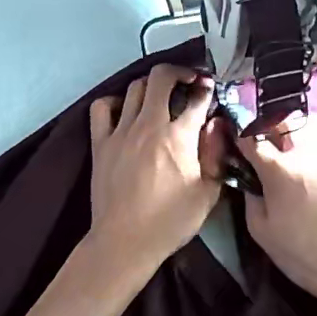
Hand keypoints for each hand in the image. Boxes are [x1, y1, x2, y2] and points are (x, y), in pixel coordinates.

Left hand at [87, 64, 228, 276]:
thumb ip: (215, 154)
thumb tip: (216, 124)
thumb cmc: (171, 220)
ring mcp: (120, 131)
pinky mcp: (100, 143)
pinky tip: (125, 111)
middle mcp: (149, 124)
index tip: (211, 89)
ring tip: (161, 95)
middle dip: (180, 73)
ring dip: (151, 85)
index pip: (197, 97)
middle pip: (161, 77)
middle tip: (189, 82)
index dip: (207, 88)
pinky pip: (102, 108)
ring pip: (134, 87)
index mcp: (179, 136)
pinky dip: (115, 102)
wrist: (125, 242)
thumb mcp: (208, 192)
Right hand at [238, 115, 316, 315]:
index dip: (242, 136)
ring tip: (298, 157)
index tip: (239, 139)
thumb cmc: (304, 257)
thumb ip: (251, 194)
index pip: (253, 137)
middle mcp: (312, 154)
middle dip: (274, 127)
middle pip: (287, 119)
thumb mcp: (261, 231)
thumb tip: (248, 175)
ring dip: (301, 134)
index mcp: (282, 171)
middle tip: (271, 145)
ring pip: (315, 125)